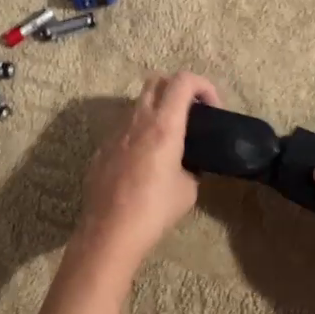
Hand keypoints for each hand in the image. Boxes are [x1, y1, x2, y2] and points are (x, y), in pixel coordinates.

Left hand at [76, 72, 221, 262]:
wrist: (109, 232)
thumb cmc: (154, 210)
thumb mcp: (188, 189)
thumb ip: (192, 167)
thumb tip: (188, 165)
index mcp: (164, 125)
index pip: (183, 80)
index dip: (203, 85)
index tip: (212, 107)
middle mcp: (138, 120)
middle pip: (156, 80)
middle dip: (177, 88)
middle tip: (190, 113)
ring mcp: (116, 131)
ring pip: (138, 103)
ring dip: (156, 109)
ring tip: (168, 138)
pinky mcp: (102, 147)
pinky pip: (124, 128)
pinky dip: (139, 132)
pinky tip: (144, 160)